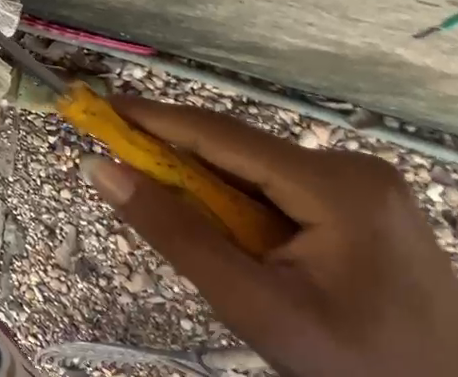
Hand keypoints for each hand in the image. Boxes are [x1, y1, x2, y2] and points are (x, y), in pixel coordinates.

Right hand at [82, 97, 457, 376]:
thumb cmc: (357, 363)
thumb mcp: (255, 305)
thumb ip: (174, 233)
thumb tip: (97, 167)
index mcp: (336, 185)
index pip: (220, 134)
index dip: (151, 117)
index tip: (93, 106)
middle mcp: (352, 168)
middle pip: (235, 151)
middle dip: (177, 165)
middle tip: (128, 184)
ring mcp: (364, 186)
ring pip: (252, 170)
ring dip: (207, 190)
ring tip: (188, 230)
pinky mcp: (365, 205)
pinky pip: (276, 188)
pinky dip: (238, 206)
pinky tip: (232, 239)